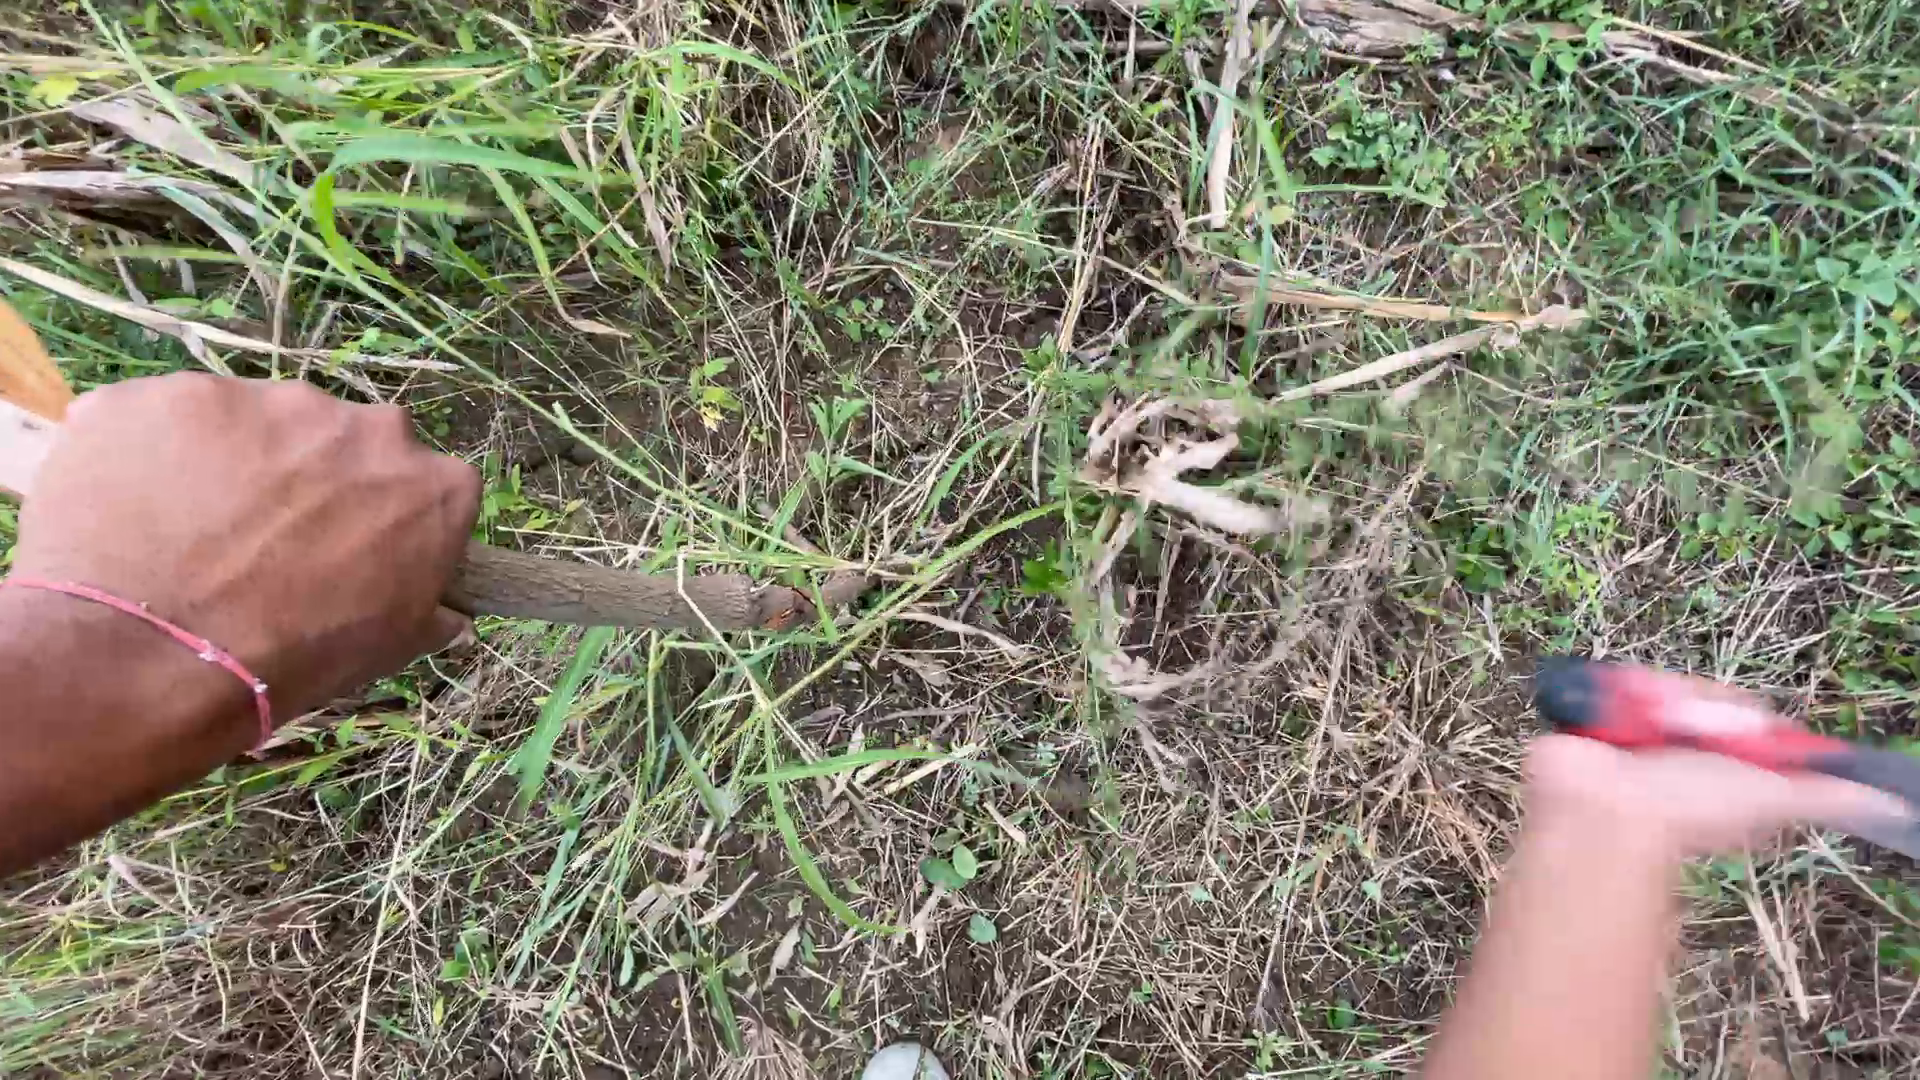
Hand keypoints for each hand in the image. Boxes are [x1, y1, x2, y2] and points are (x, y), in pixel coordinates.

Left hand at [11, 373, 480, 724]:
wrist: (154, 653)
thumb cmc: (302, 652)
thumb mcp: (399, 639)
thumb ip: (435, 611)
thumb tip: (450, 615)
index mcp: (441, 484)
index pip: (432, 484)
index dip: (394, 512)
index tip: (363, 541)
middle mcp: (376, 429)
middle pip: (355, 440)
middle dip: (326, 474)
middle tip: (280, 528)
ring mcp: (278, 404)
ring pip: (268, 422)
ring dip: (248, 457)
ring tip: (201, 520)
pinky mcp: (180, 394)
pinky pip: (176, 415)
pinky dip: (162, 449)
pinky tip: (142, 501)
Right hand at [1525, 678, 1907, 857]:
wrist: (1606, 802)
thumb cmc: (1684, 808)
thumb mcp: (1768, 800)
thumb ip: (1820, 796)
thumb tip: (1889, 805)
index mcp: (1720, 761)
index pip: (1741, 715)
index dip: (1742, 713)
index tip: (1740, 725)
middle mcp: (1676, 744)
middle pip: (1697, 695)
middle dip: (1698, 701)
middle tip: (1693, 723)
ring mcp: (1630, 729)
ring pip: (1653, 685)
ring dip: (1654, 695)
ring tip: (1649, 716)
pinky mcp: (1591, 716)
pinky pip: (1609, 683)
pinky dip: (1616, 688)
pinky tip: (1621, 704)